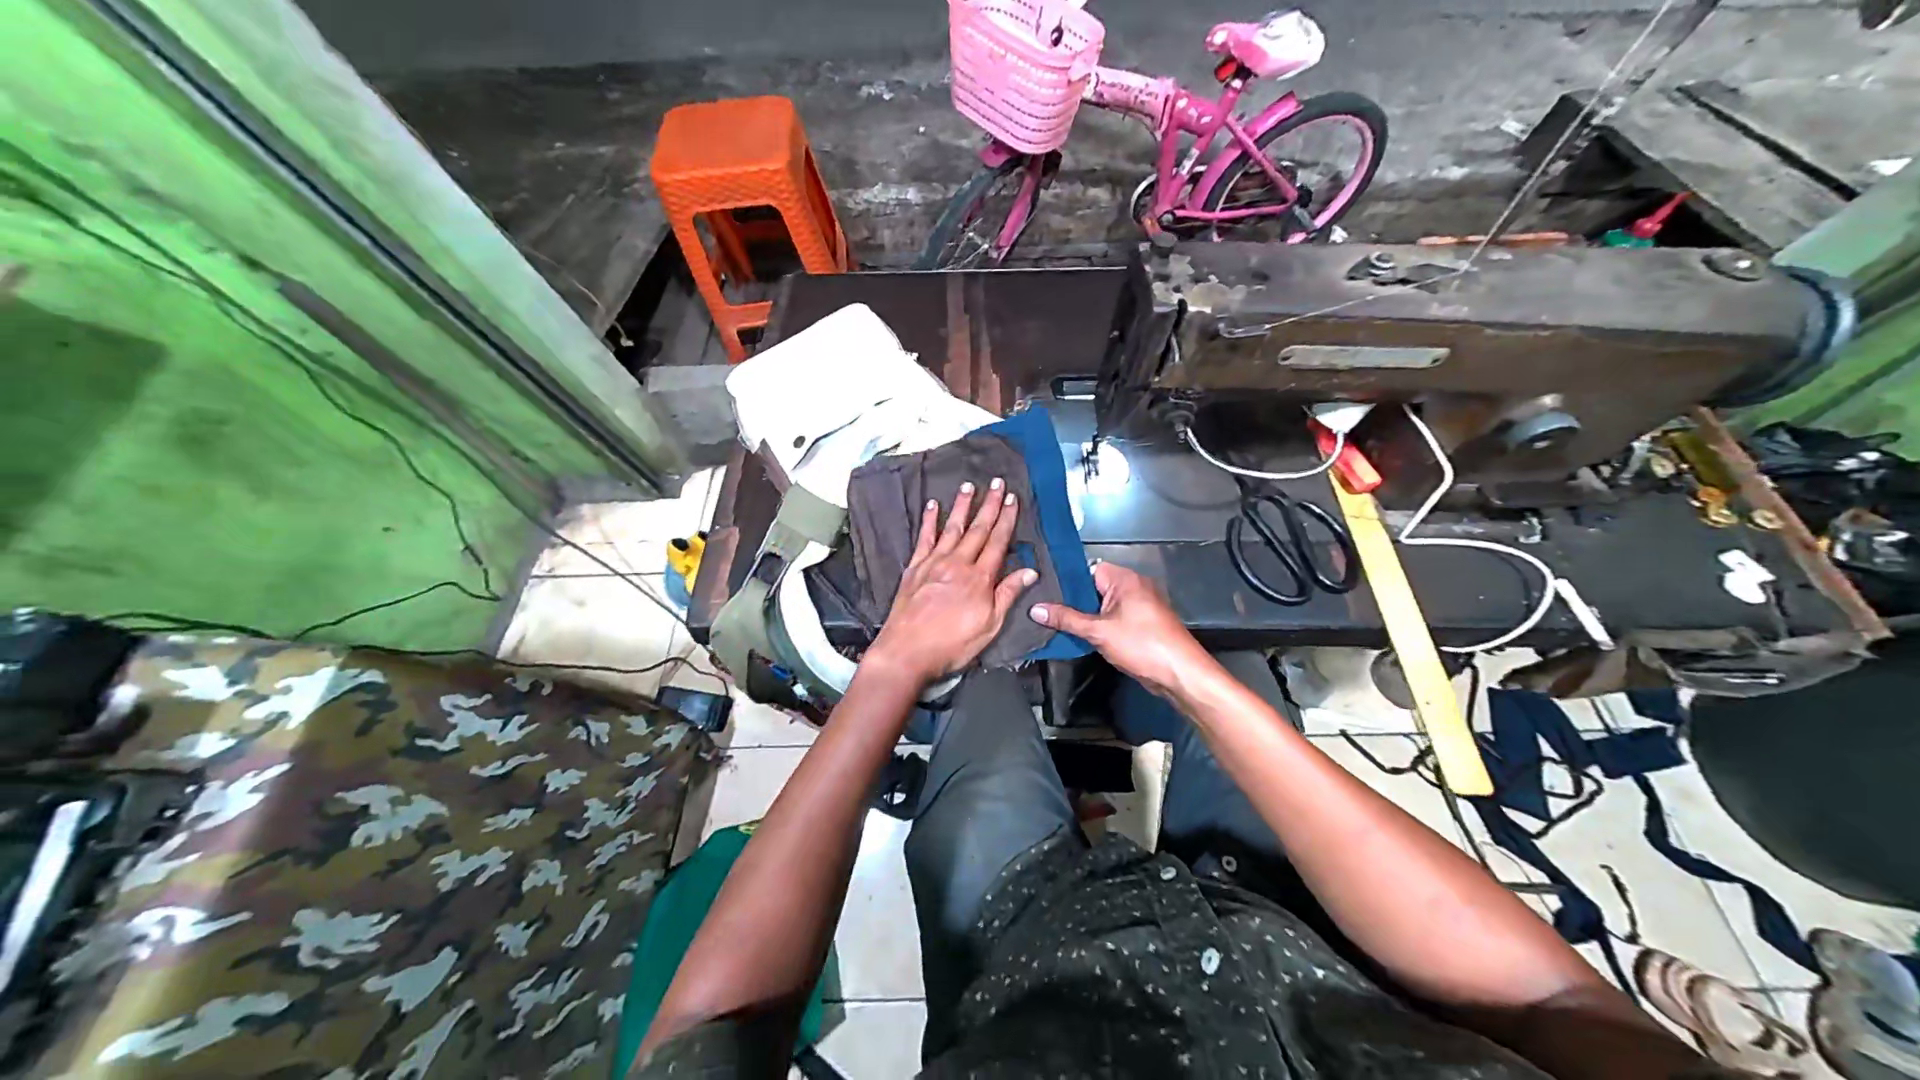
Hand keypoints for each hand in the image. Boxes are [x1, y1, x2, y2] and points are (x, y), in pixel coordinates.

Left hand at [866, 478, 1038, 684]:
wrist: (907, 651)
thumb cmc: (951, 644)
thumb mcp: (990, 626)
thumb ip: (1007, 595)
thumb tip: (1029, 572)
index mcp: (979, 578)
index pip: (998, 542)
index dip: (1007, 519)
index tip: (1012, 500)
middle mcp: (957, 564)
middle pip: (978, 529)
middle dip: (989, 505)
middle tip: (997, 483)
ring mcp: (934, 564)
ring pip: (952, 527)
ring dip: (962, 505)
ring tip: (969, 485)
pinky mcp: (914, 569)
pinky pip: (924, 538)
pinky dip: (929, 520)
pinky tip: (932, 506)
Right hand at [1029, 562, 1217, 699]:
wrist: (1179, 673)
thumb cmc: (1142, 644)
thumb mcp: (1098, 631)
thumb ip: (1066, 619)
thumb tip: (1036, 609)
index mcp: (1124, 579)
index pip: (1086, 569)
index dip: (1065, 580)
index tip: (1041, 590)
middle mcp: (1132, 587)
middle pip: (1093, 589)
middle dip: (1072, 601)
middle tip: (1042, 609)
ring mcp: (1138, 606)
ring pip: (1102, 606)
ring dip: (1084, 617)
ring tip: (1054, 623)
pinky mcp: (1140, 624)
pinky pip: (1112, 619)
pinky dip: (1098, 627)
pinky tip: (1078, 636)